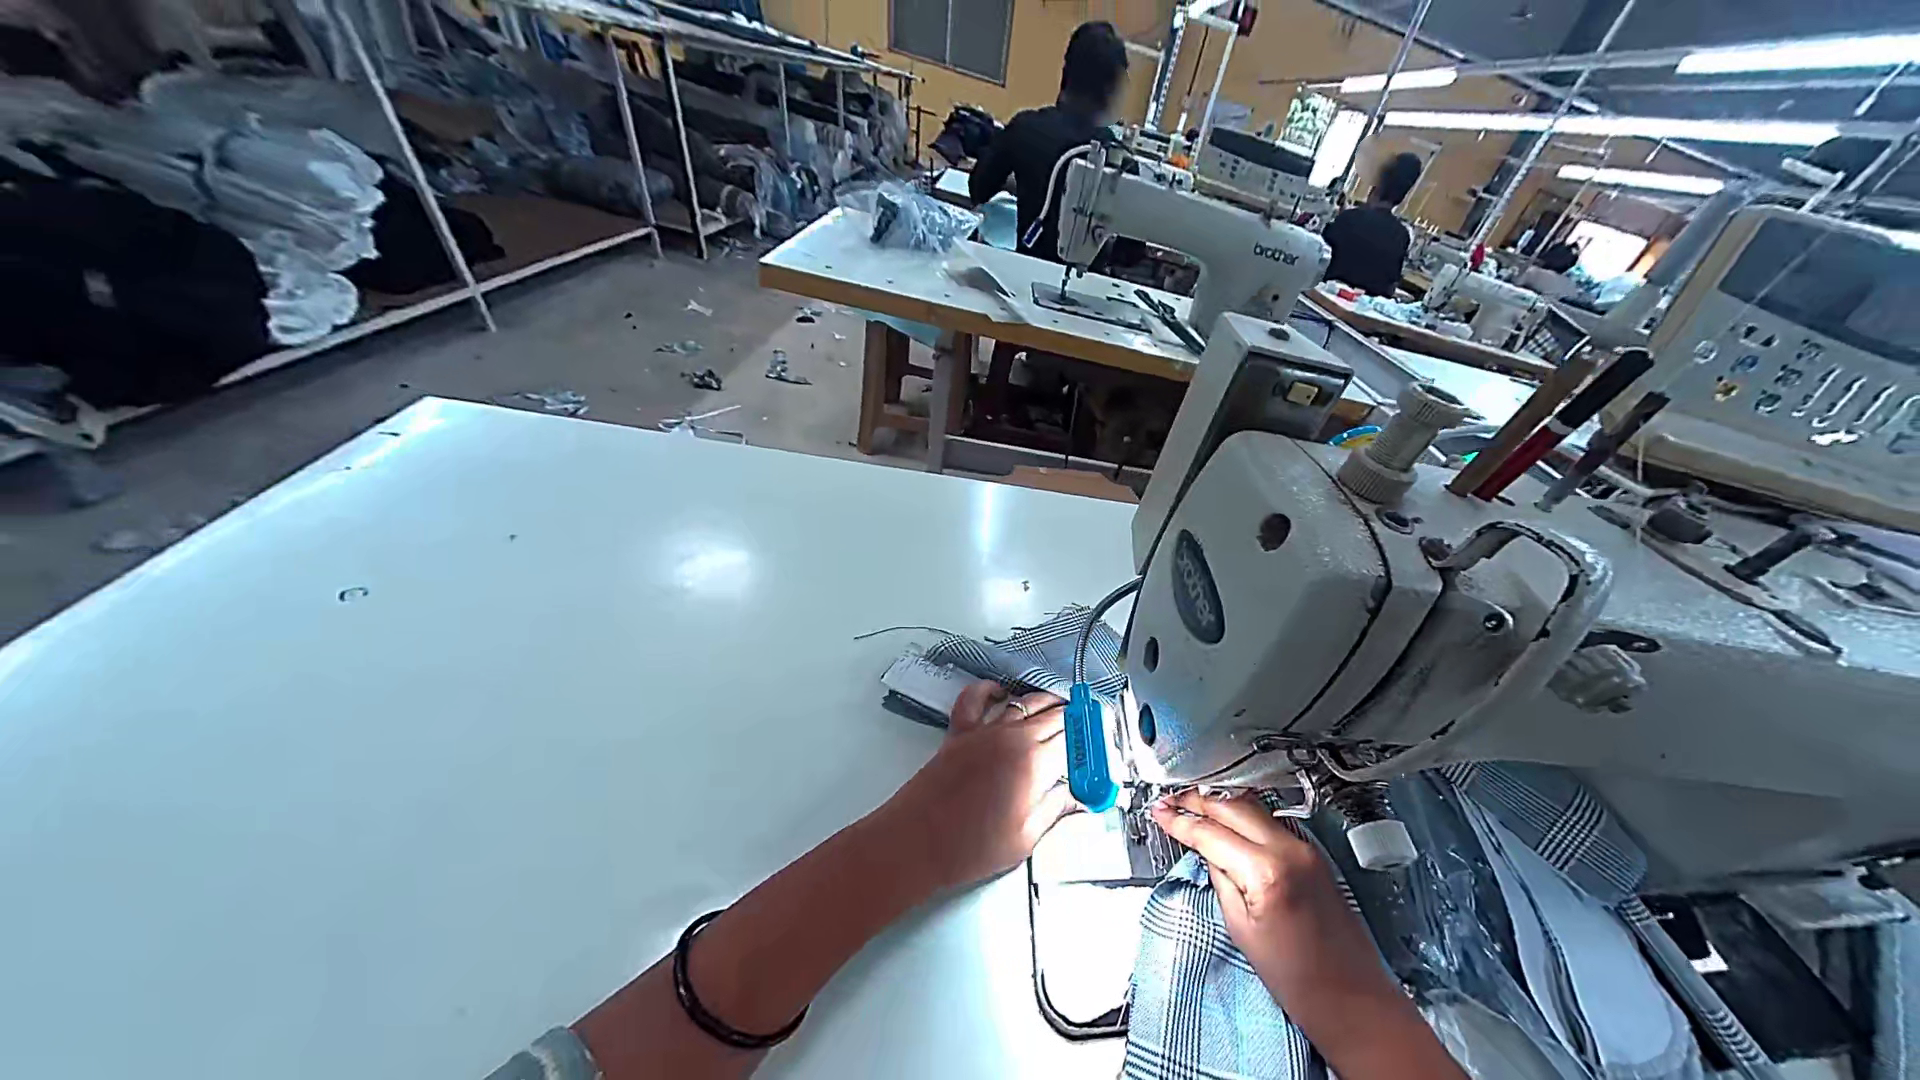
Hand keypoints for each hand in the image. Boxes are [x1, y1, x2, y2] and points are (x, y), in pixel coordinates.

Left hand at [875, 681, 1072, 891]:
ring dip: (1045, 703)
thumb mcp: (1027, 836)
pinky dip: (991, 690)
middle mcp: (1011, 738)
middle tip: (1085, 733)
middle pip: (1055, 716)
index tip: (1098, 754)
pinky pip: (976, 698)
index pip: (1075, 743)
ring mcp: (984, 731)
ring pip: (1024, 702)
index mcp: (1034, 763)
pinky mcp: (960, 732)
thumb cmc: (969, 846)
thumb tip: (1078, 799)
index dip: (1090, 747)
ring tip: (1059, 711)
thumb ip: (1057, 809)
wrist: (916, 842)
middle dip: (1075, 721)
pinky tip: (1001, 694)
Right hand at [1148, 791, 1388, 1007]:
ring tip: (1190, 802)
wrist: (1354, 1001)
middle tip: (1168, 800)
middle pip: (1230, 805)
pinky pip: (1268, 819)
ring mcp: (1305, 848)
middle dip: (1194, 799)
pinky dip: (1241, 812)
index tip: (1160, 813)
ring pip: (1250, 805)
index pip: (1210, 832)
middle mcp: (1289, 850)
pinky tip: (1225, 817)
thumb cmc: (1300, 979)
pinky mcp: (1313, 854)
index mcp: (1266, 871)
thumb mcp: (1240, 927)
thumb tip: (1207, 850)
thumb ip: (1220, 878)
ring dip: (1217, 800)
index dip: (1178, 820)